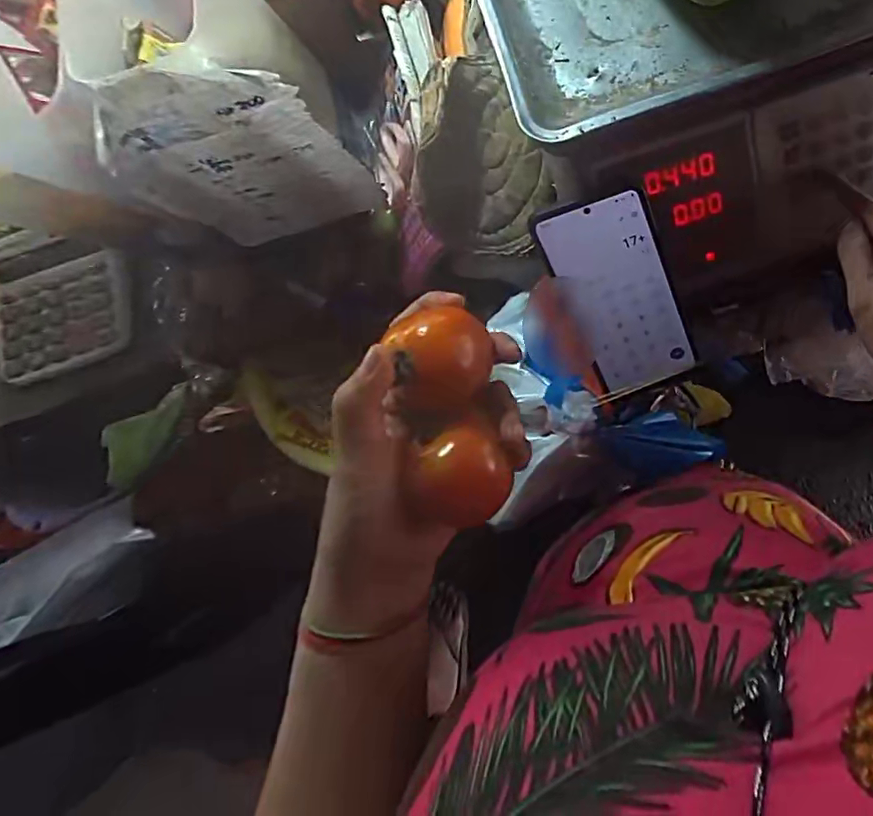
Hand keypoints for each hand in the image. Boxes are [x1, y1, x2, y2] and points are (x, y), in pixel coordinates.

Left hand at [304, 292, 525, 634]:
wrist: (383, 570)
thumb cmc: (360, 509)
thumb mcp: (354, 455)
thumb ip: (360, 401)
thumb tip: (383, 346)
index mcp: (389, 395)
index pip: (407, 341)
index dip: (430, 313)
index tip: (461, 303)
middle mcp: (421, 405)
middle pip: (460, 363)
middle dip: (489, 352)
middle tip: (512, 354)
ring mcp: (449, 432)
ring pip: (487, 399)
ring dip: (507, 409)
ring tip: (513, 441)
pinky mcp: (470, 459)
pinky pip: (499, 437)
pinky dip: (513, 440)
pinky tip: (518, 457)